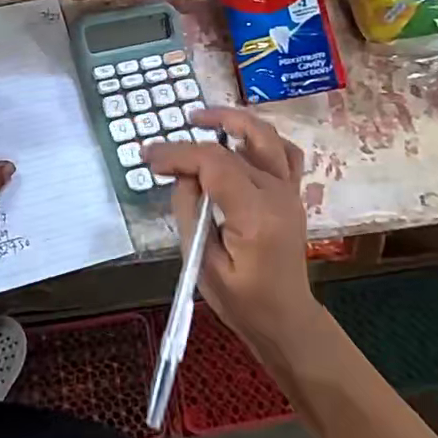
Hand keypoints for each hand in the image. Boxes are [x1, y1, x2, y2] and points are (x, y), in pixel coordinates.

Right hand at [144, 108, 316, 342]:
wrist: (286, 319)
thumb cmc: (241, 300)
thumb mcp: (201, 262)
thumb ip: (189, 212)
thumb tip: (182, 175)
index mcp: (255, 216)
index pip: (214, 164)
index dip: (177, 154)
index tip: (148, 161)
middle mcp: (278, 196)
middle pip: (232, 148)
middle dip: (191, 142)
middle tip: (163, 141)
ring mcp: (289, 193)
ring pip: (267, 138)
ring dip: (234, 121)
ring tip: (203, 118)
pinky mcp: (290, 194)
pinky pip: (282, 152)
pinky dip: (258, 137)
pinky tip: (234, 139)